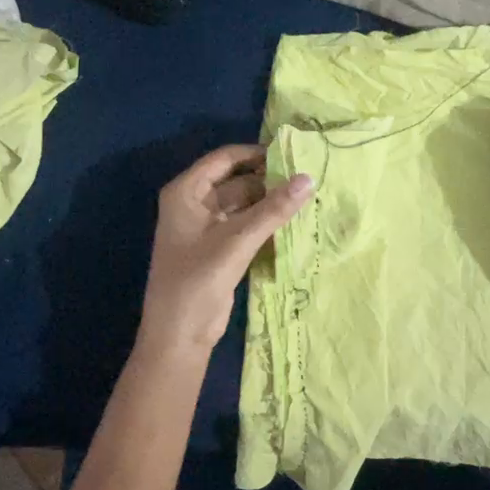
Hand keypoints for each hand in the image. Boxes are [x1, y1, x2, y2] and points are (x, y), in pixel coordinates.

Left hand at [138, 145, 314, 352]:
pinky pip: (245, 226)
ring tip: (308, 198)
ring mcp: (206, 227)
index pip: (224, 159)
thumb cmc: (197, 281)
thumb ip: (273, 210)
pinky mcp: (219, 249)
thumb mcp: (237, 241)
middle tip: (308, 180)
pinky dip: (265, 224)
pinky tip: (294, 223)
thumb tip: (309, 178)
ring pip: (244, 205)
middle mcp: (194, 204)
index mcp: (186, 192)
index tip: (293, 155)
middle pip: (236, 181)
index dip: (256, 154)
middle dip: (268, 181)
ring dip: (270, 204)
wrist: (179, 335)